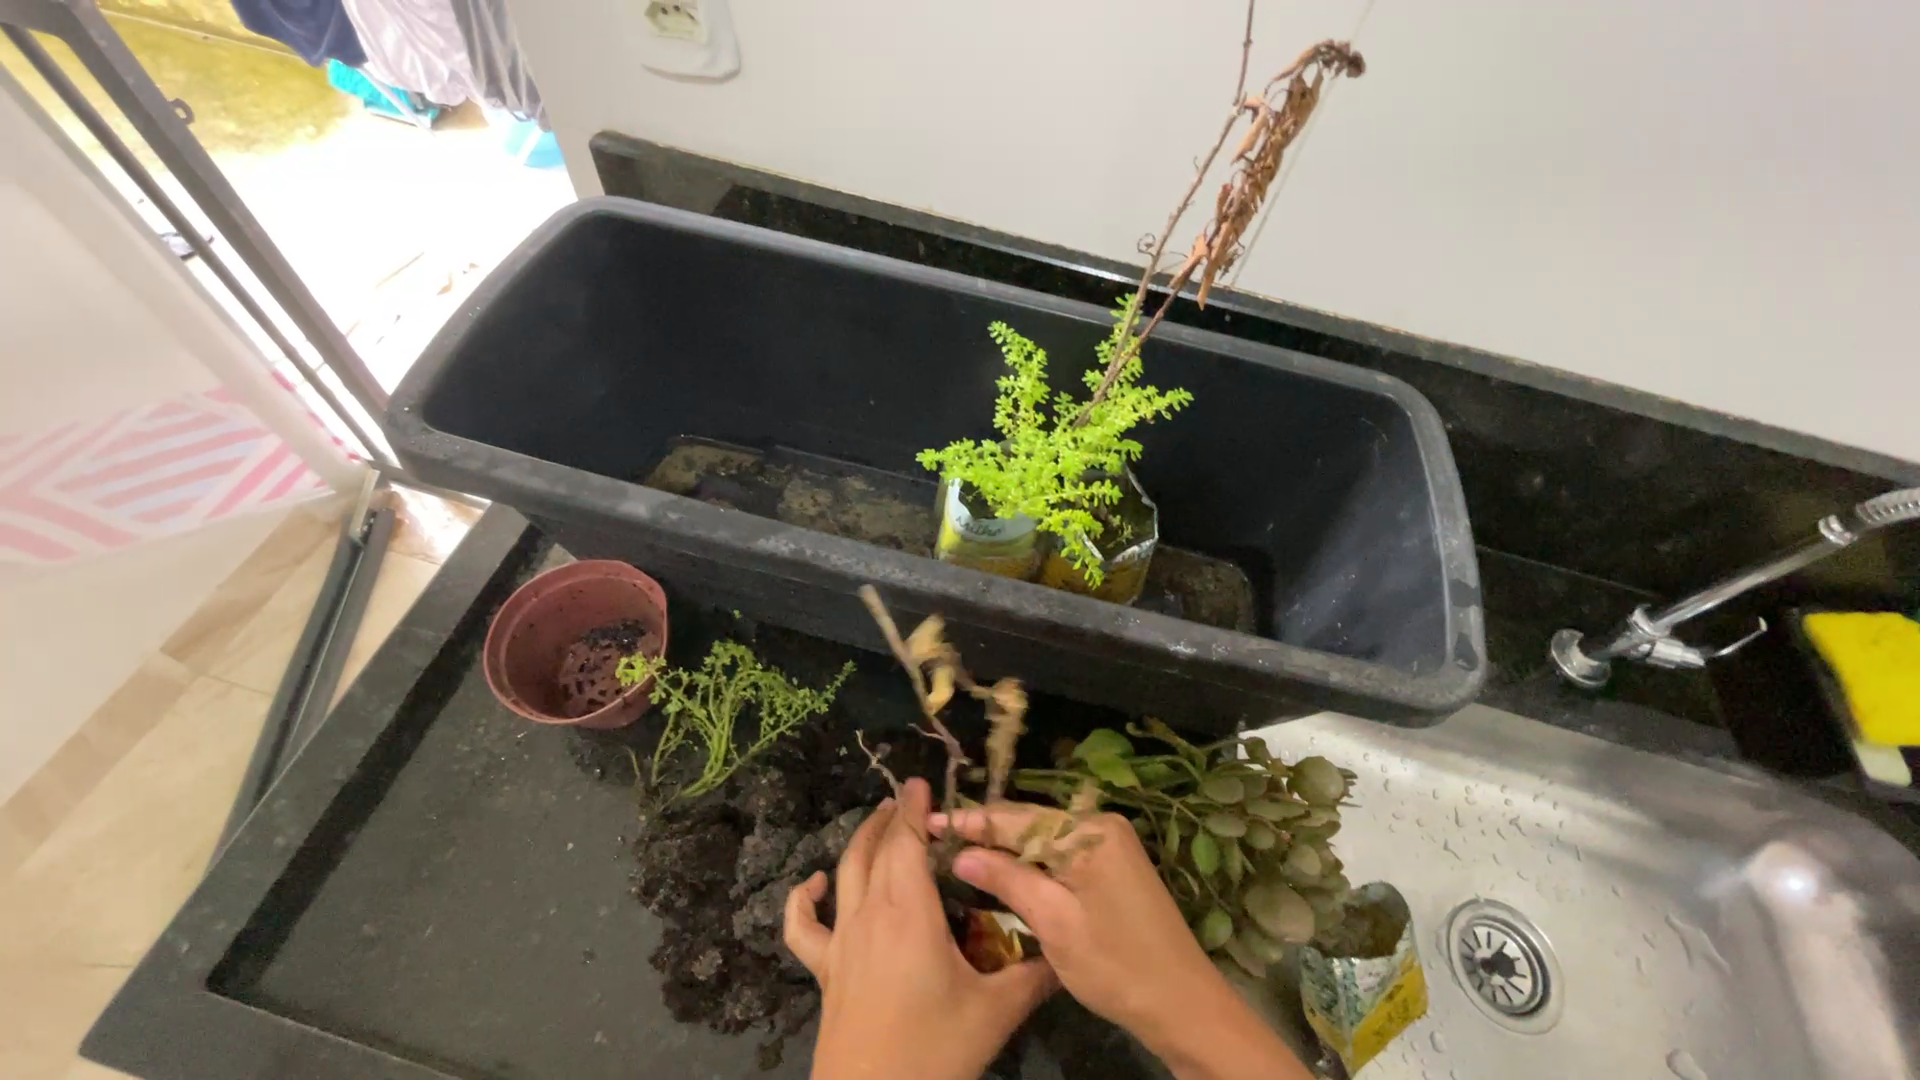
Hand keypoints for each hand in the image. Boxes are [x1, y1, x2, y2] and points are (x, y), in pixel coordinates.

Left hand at [784, 778, 1056, 1079]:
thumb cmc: (934, 1051)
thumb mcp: (994, 1013)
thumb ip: (1033, 977)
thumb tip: (1065, 951)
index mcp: (910, 912)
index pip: (908, 842)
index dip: (916, 809)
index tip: (922, 782)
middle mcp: (871, 913)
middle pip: (878, 849)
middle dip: (895, 817)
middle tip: (912, 798)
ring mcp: (841, 940)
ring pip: (845, 872)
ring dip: (861, 840)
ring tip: (879, 819)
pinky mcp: (824, 969)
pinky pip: (802, 926)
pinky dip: (803, 898)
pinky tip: (815, 884)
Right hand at [930, 804, 1310, 1079]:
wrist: (1183, 1003)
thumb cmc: (1116, 965)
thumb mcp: (1054, 923)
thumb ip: (1007, 879)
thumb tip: (962, 853)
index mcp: (1089, 832)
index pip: (1017, 819)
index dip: (972, 821)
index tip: (932, 821)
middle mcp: (1101, 825)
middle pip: (1032, 822)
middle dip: (987, 830)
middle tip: (940, 835)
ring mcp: (1111, 844)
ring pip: (1046, 837)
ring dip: (1008, 845)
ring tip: (962, 847)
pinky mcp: (1115, 864)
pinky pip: (1063, 852)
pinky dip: (1033, 860)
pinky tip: (1006, 866)